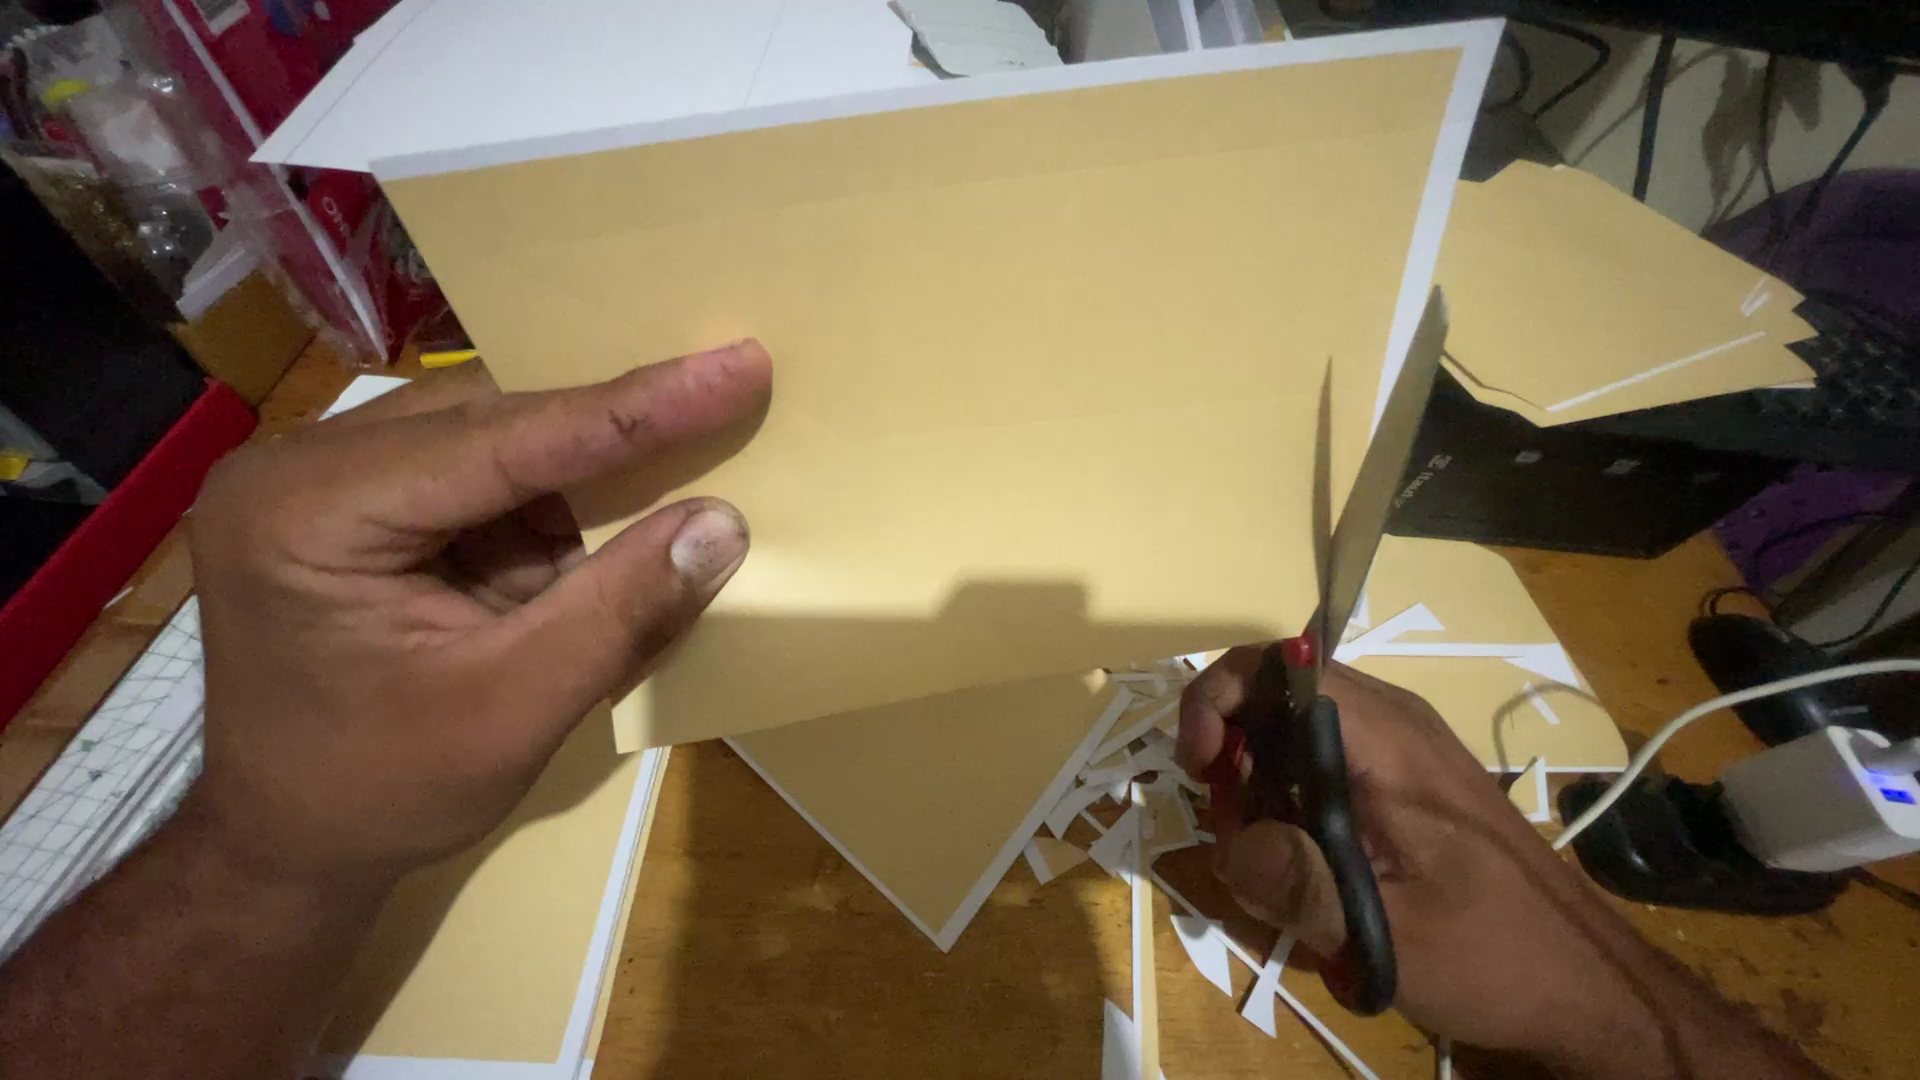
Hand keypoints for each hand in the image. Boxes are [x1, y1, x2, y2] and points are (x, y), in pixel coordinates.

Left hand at [187, 341, 770, 885]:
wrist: (292, 843)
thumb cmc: (383, 790)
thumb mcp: (517, 710)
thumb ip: (622, 612)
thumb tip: (724, 524)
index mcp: (311, 510)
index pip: (508, 440)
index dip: (639, 409)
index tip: (739, 368)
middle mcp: (316, 467)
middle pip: (508, 418)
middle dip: (625, 423)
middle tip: (732, 390)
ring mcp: (349, 481)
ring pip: (514, 437)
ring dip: (605, 465)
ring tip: (695, 459)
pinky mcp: (392, 509)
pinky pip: (508, 477)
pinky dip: (578, 502)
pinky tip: (622, 523)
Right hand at [1175, 652, 1658, 1059]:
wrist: (1593, 986)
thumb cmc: (1497, 955)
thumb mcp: (1388, 935)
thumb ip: (1299, 885)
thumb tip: (1227, 845)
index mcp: (1382, 734)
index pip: (1274, 663)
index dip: (1218, 698)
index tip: (1203, 768)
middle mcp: (1382, 720)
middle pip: (1266, 696)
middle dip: (1230, 757)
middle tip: (1236, 831)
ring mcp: (1388, 746)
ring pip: (1281, 732)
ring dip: (1253, 789)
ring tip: (1270, 863)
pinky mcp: (1391, 777)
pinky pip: (1309, 761)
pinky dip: (1283, 802)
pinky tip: (1301, 862)